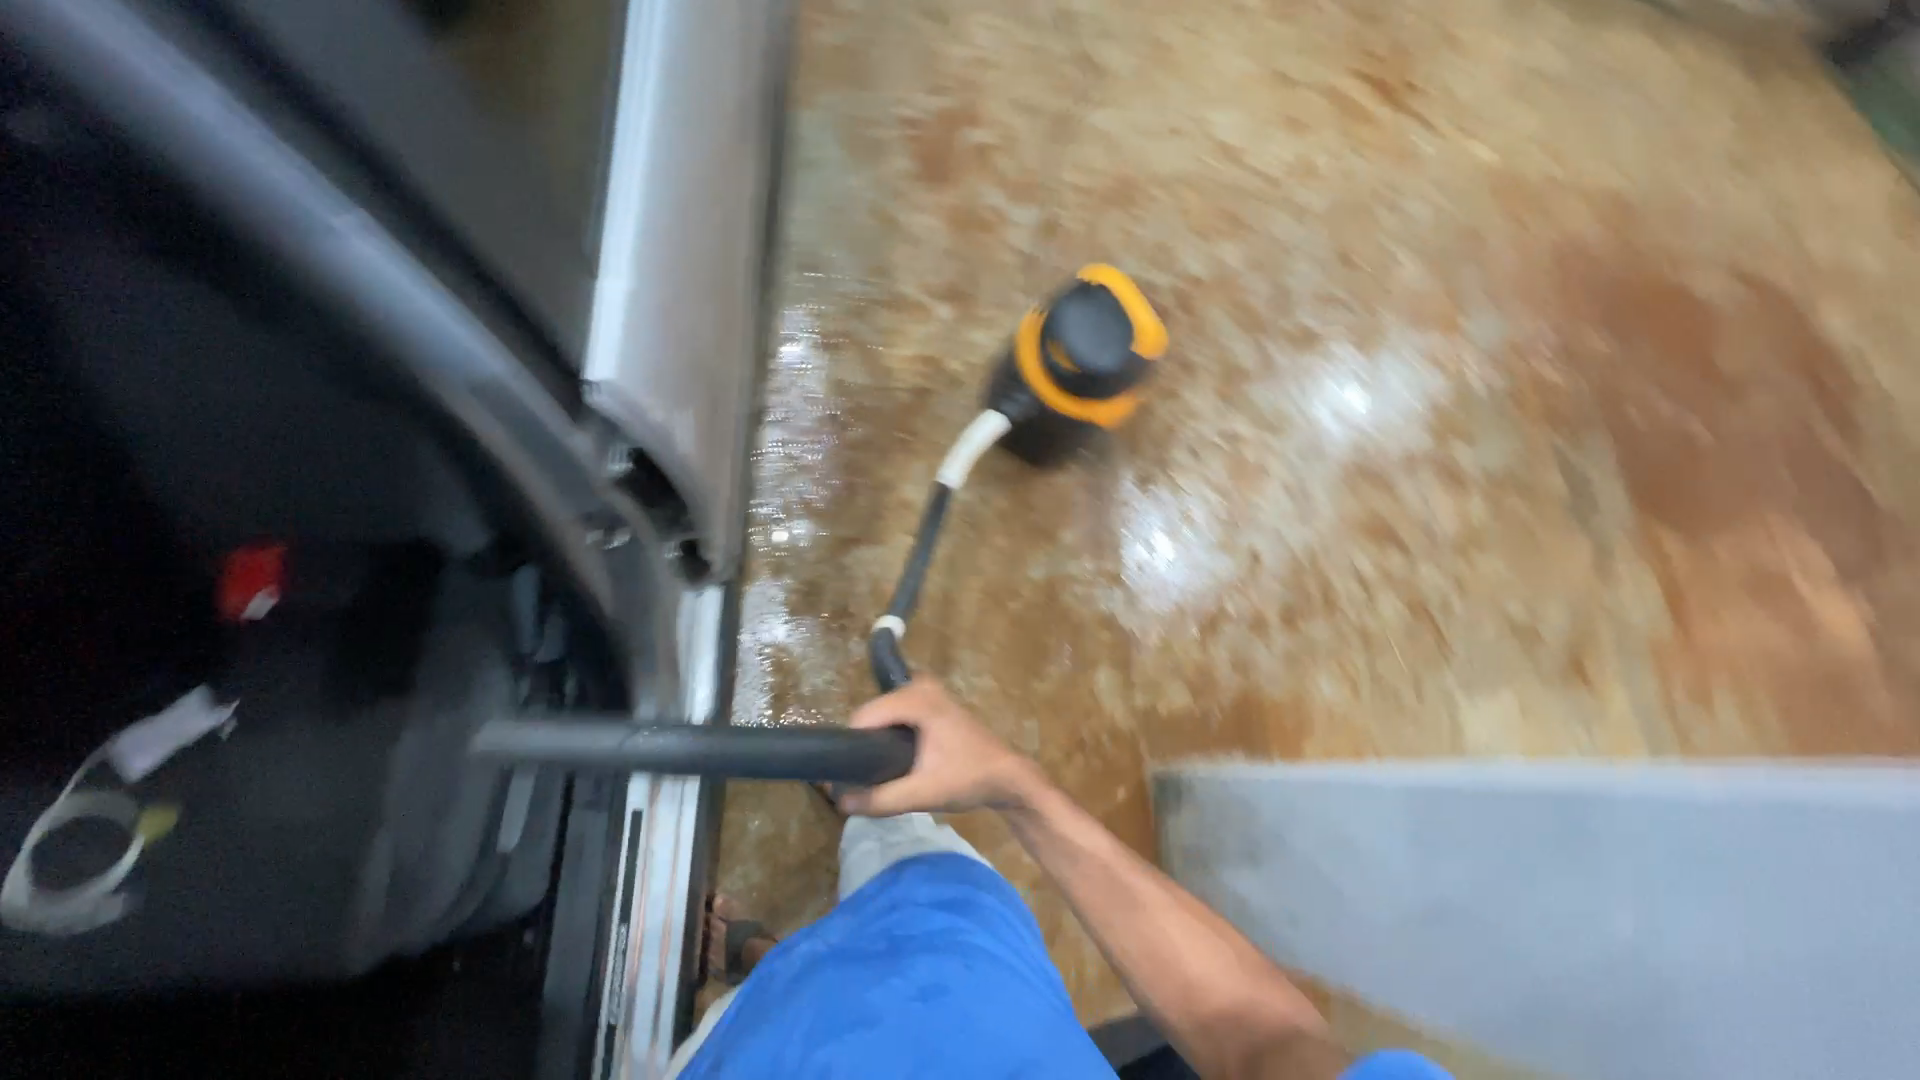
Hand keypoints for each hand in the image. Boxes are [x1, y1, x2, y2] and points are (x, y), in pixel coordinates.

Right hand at [839, 680, 1041, 815]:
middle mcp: (920, 686)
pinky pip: (896, 713)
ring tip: (877, 771)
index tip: (844, 776)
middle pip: (872, 713)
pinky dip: (890, 733)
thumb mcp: (923, 794)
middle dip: (863, 743)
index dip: (849, 745)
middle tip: (864, 776)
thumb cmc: (969, 779)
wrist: (1007, 776)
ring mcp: (927, 690)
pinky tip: (892, 759)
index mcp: (918, 699)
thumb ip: (881, 799)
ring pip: (883, 713)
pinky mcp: (931, 700)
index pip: (865, 716)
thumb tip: (840, 802)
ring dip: (876, 739)